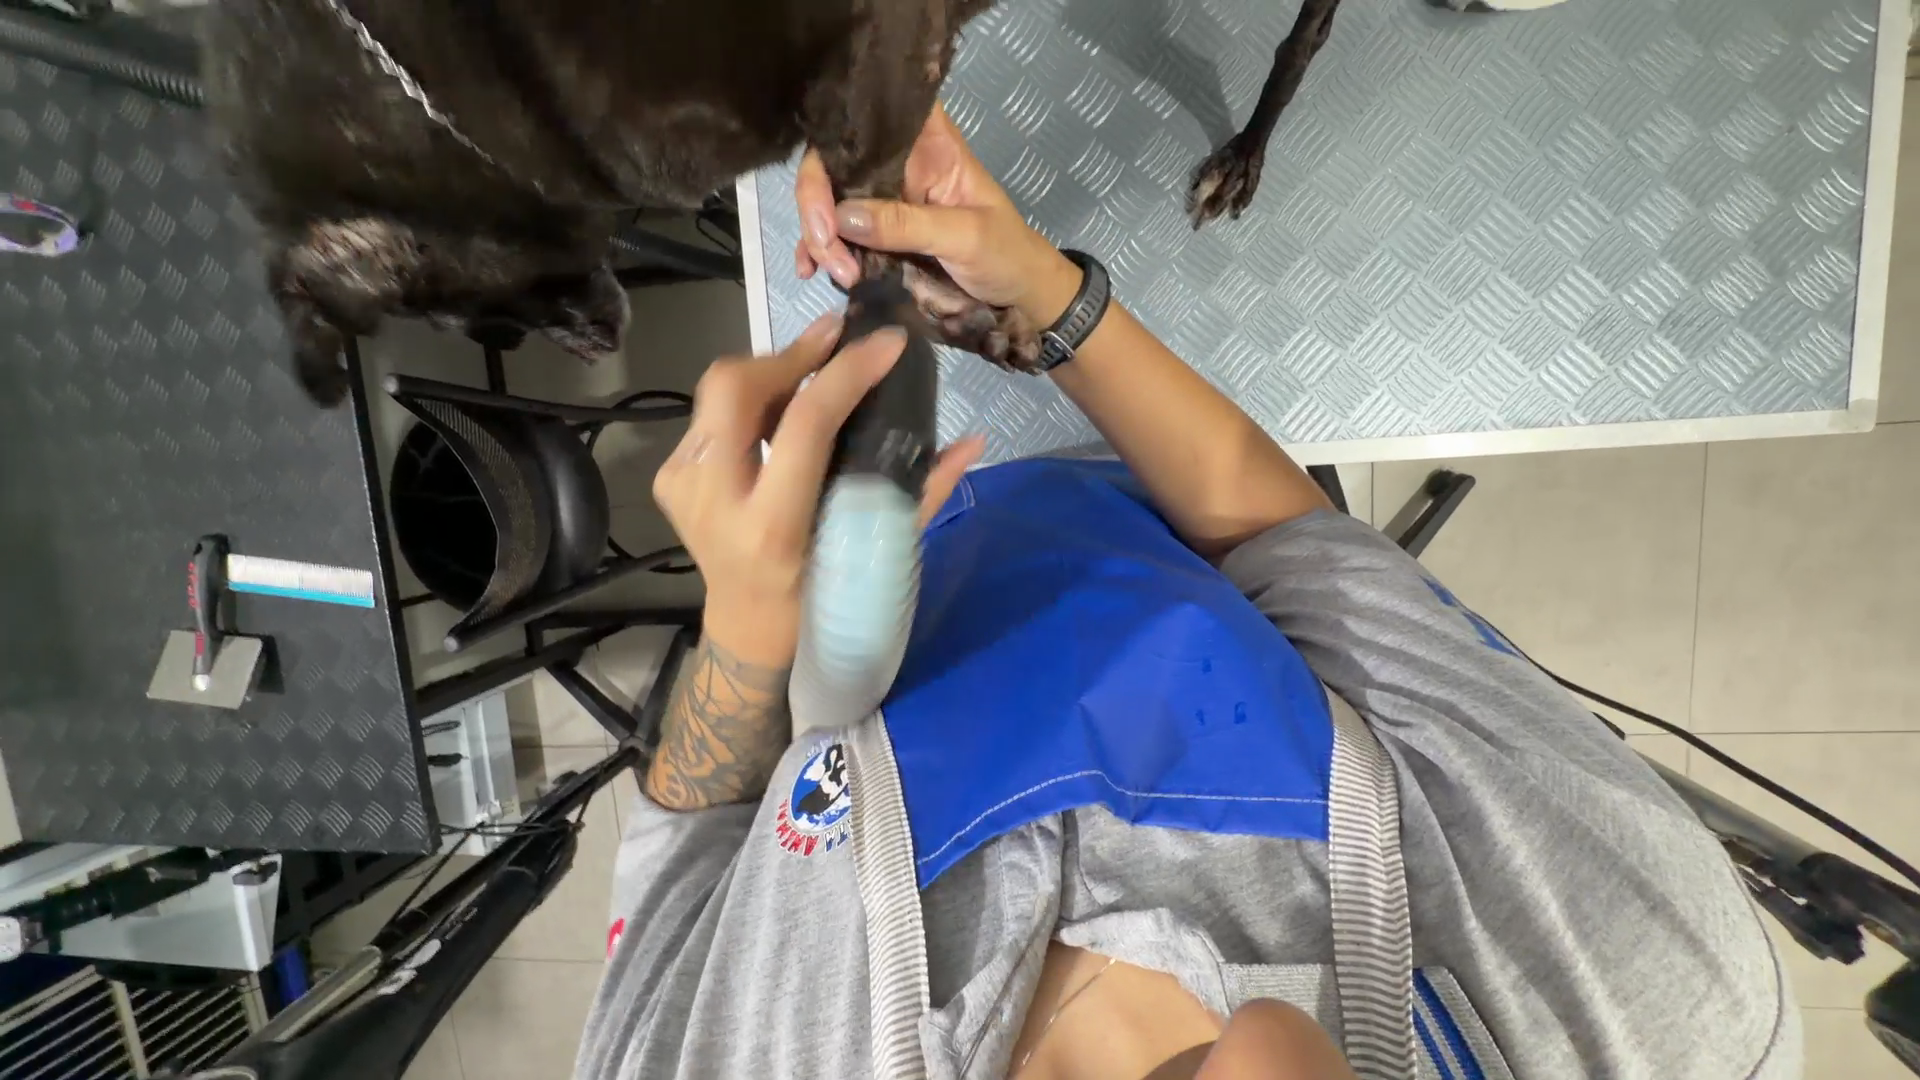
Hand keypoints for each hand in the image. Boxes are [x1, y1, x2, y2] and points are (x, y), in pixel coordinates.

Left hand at [653, 313, 984, 666]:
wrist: (747, 625)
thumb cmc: (818, 596)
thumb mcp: (874, 553)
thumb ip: (923, 495)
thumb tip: (973, 442)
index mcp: (772, 525)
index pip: (806, 423)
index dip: (848, 373)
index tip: (887, 344)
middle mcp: (715, 499)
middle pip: (736, 386)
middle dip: (789, 353)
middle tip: (834, 344)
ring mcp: (683, 484)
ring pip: (717, 389)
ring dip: (770, 372)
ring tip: (812, 376)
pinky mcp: (670, 475)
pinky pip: (710, 412)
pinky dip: (750, 401)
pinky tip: (778, 413)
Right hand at [794, 104, 1080, 327]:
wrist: (1020, 299)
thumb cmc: (1007, 255)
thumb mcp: (966, 236)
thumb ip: (907, 224)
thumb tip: (844, 216)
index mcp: (927, 141)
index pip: (869, 116)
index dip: (836, 139)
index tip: (828, 189)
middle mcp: (898, 163)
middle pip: (835, 161)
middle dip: (820, 206)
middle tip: (829, 251)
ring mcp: (884, 201)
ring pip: (830, 202)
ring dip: (820, 237)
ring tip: (836, 273)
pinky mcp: (878, 238)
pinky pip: (838, 236)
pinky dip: (819, 252)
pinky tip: (812, 272)